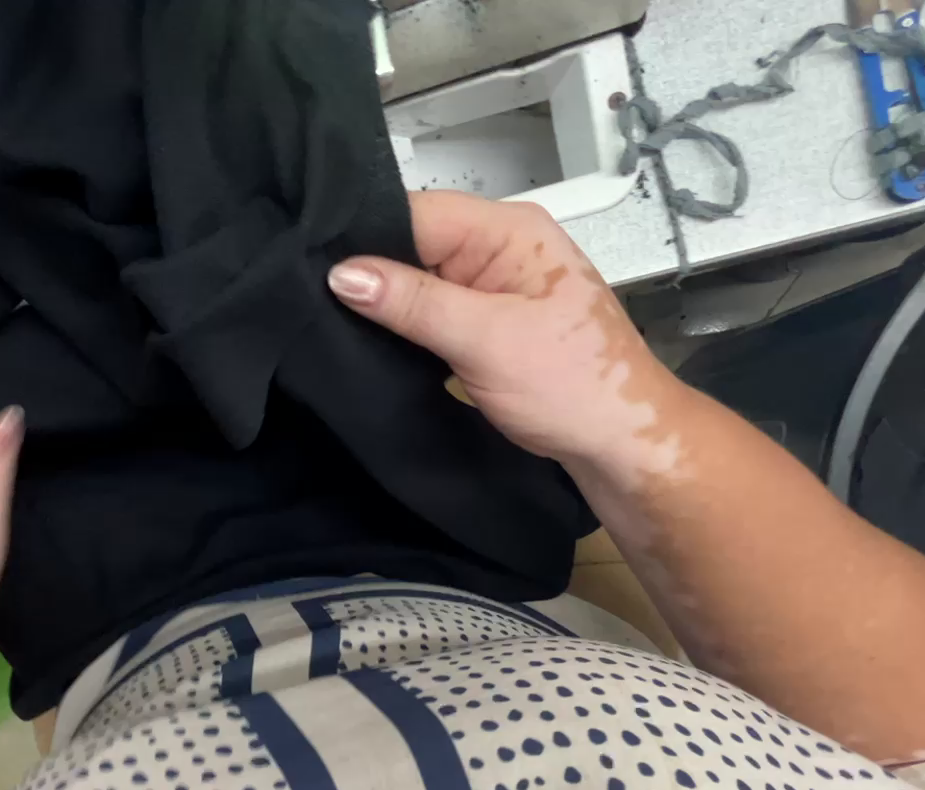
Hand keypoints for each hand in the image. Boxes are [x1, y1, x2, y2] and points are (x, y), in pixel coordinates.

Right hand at [328, 191, 687, 483]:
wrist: (615, 442)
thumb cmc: (570, 385)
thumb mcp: (486, 340)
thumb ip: (414, 303)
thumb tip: (342, 274)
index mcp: (507, 230)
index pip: (416, 212)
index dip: (363, 235)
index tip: (311, 265)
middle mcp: (494, 248)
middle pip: (410, 242)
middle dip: (366, 270)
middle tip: (309, 297)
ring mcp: (486, 286)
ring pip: (413, 280)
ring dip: (379, 301)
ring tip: (325, 318)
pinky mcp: (478, 321)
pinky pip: (425, 311)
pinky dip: (398, 325)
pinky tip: (365, 337)